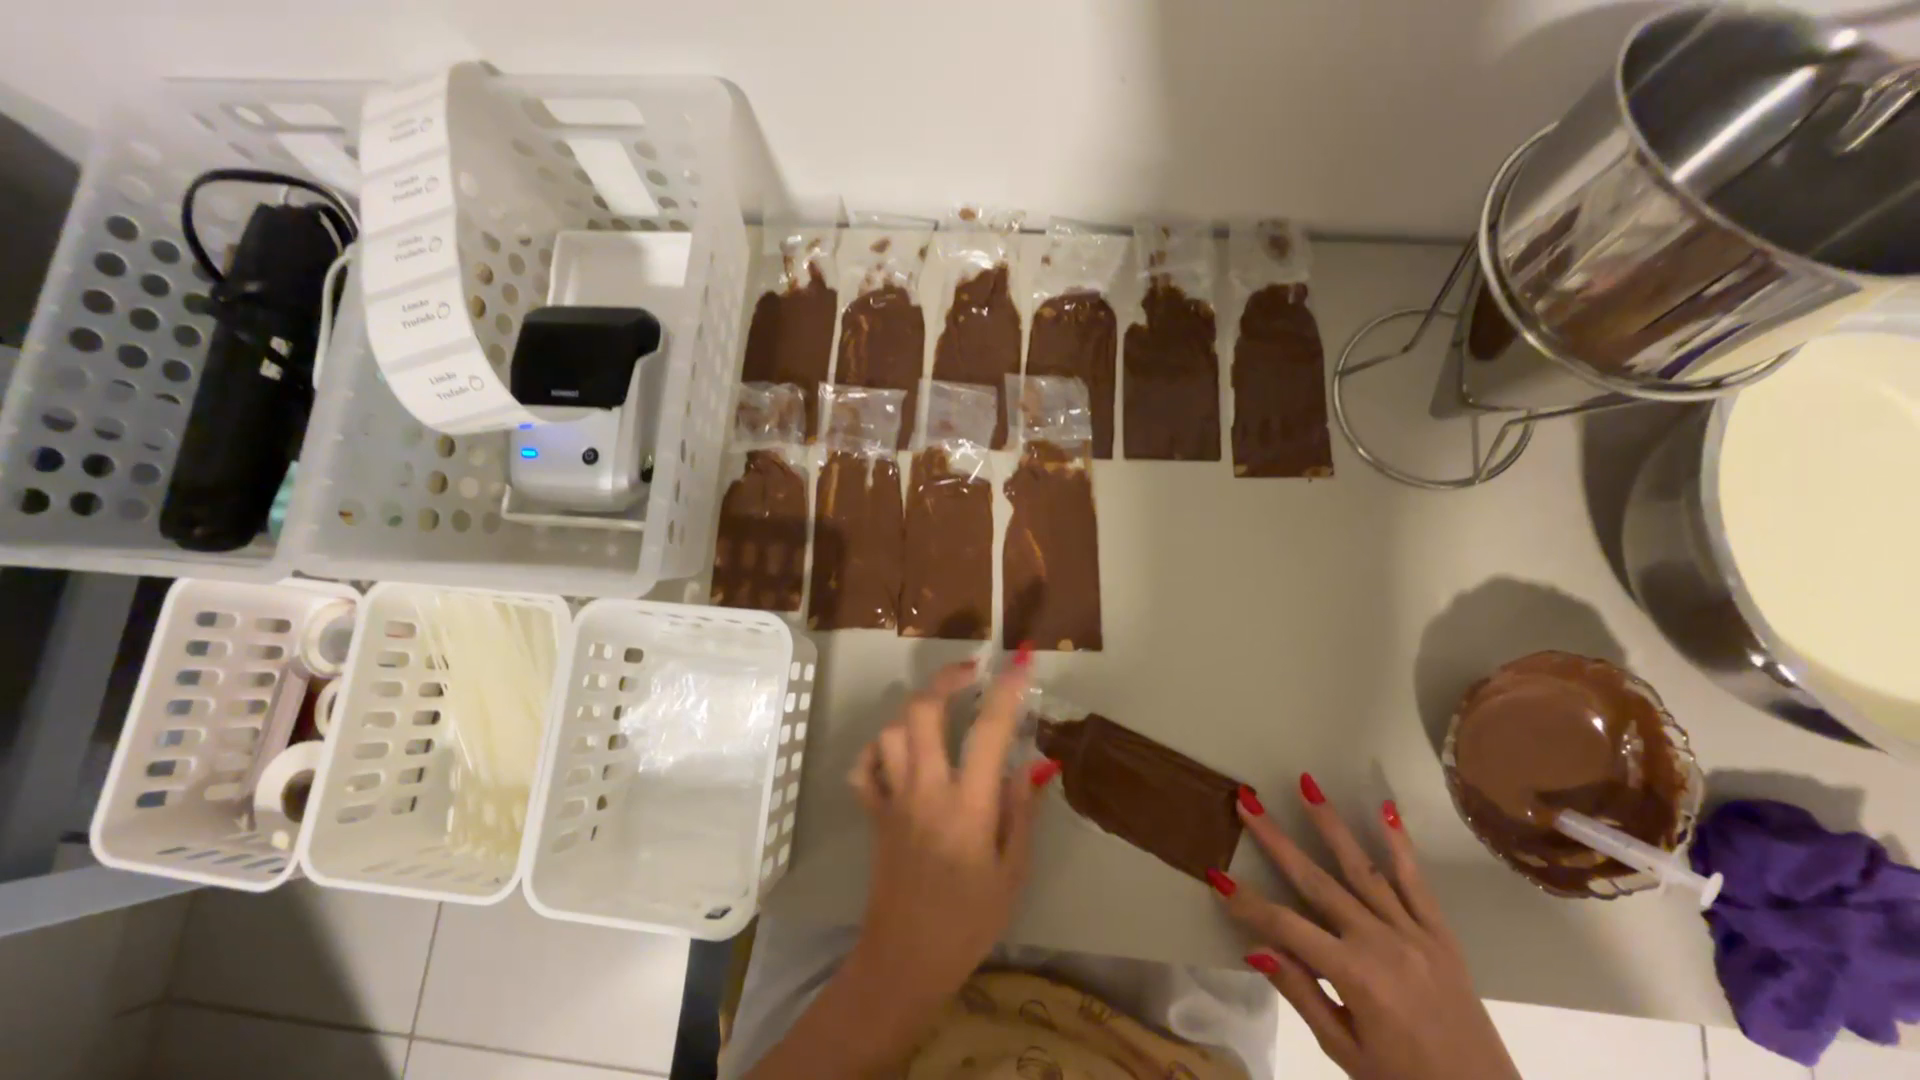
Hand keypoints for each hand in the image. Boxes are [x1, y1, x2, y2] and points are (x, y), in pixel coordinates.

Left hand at [843, 653, 1051, 1020]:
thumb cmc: (969, 923)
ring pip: (890, 732)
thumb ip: (1021, 813)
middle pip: (923, 712)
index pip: (990, 732)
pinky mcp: (873, 815)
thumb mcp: (1013, 874)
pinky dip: (879, 750)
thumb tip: (1031, 763)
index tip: (1019, 661)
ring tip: (941, 715)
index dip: (1007, 690)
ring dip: (915, 713)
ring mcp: (893, 800)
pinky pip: (865, 767)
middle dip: (947, 679)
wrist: (905, 959)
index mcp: (968, 807)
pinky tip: (900, 754)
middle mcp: (926, 791)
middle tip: (972, 671)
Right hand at [1211, 777, 1520, 1079]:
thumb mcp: (1344, 1050)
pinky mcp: (1442, 934)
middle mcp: (1383, 942)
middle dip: (1277, 840)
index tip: (1216, 876)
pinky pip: (1418, 883)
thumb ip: (1302, 993)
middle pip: (1318, 881)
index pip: (1286, 927)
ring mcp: (1416, 933)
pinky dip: (1401, 845)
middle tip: (1248, 801)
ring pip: (1364, 868)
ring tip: (1308, 785)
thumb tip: (1256, 947)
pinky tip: (1386, 811)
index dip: (1248, 904)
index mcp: (1354, 974)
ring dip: (1332, 824)